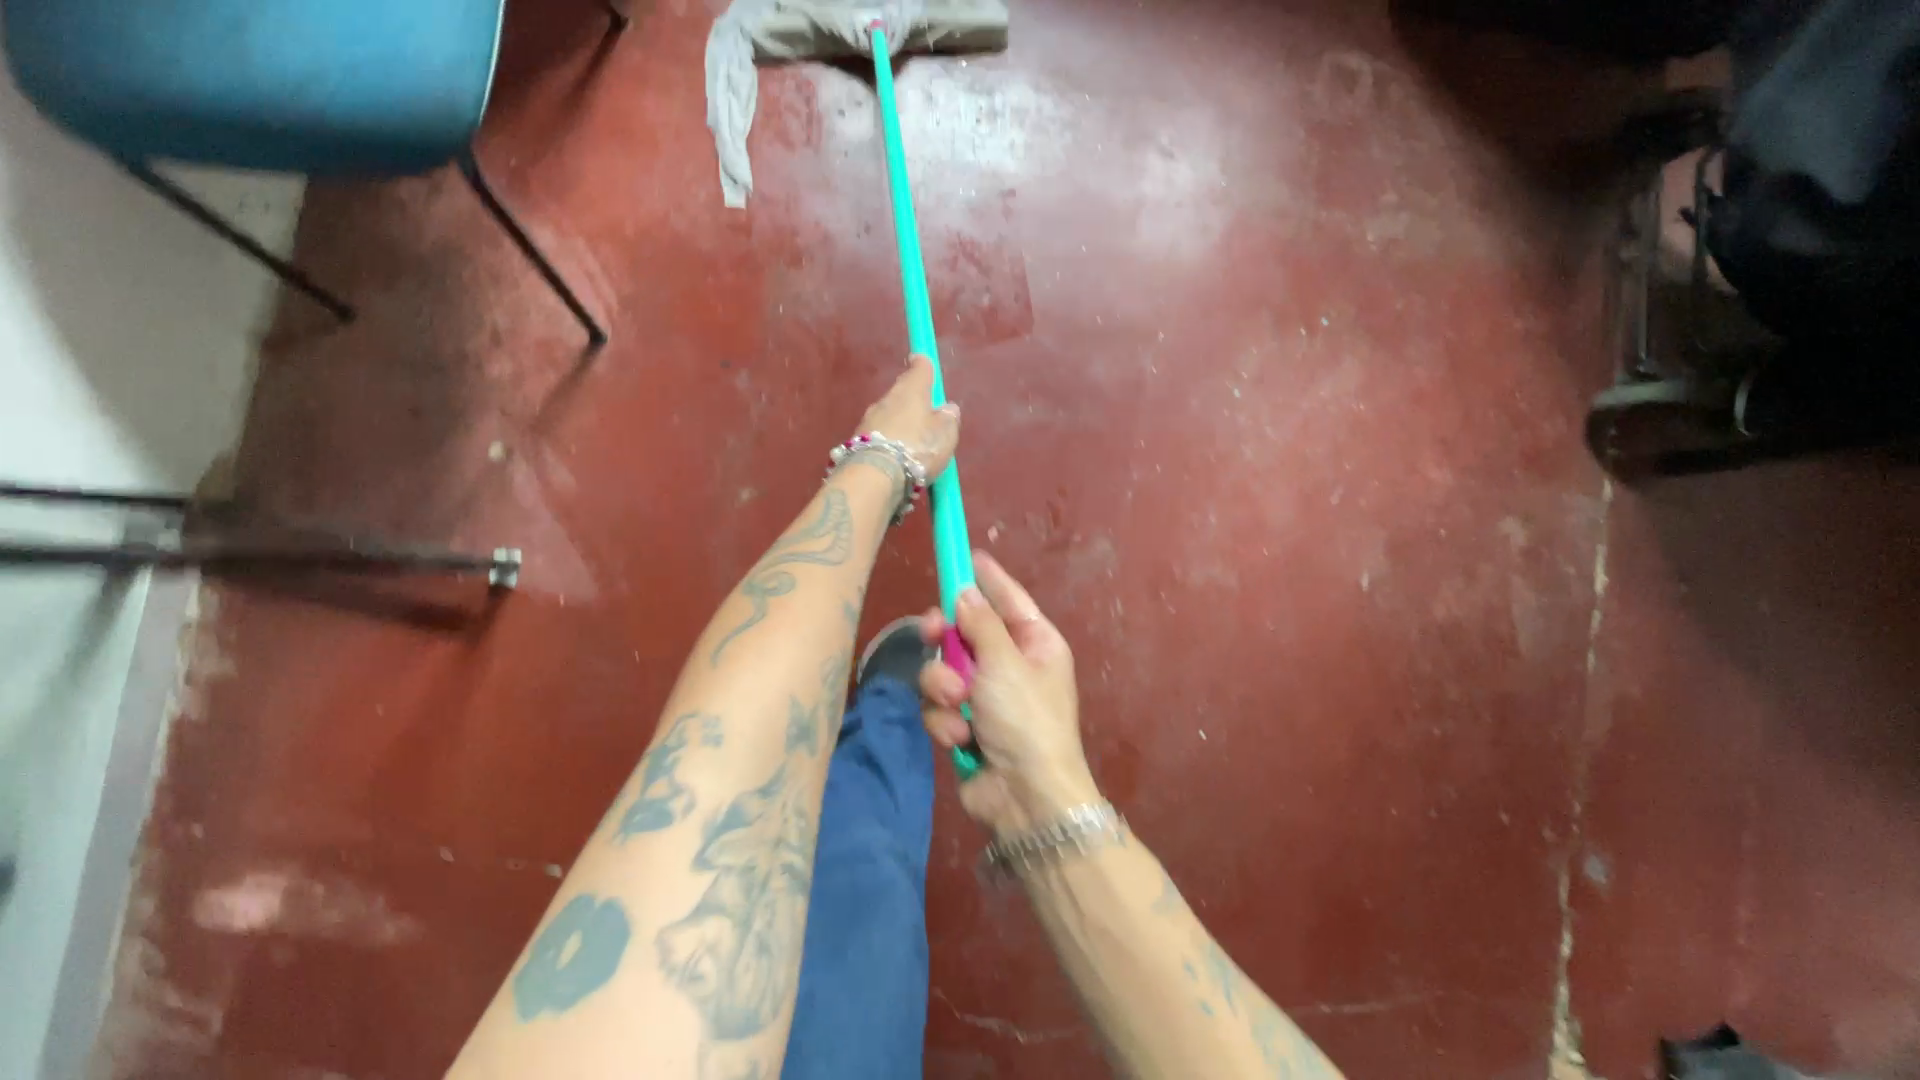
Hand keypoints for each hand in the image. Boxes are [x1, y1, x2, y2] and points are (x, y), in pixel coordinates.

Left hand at [856, 355, 960, 478]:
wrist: (875, 477)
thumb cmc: (918, 448)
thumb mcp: (945, 435)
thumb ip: (948, 419)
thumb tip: (947, 408)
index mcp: (911, 390)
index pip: (918, 369)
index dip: (922, 364)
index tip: (921, 360)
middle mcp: (887, 399)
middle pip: (901, 393)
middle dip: (911, 399)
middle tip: (924, 410)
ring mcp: (869, 419)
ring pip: (888, 415)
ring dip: (899, 423)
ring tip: (912, 442)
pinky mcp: (858, 441)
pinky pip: (879, 436)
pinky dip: (888, 441)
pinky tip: (896, 457)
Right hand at [919, 553, 1099, 835]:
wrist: (1025, 797)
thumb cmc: (1026, 720)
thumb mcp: (1005, 662)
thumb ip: (980, 623)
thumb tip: (966, 591)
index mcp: (1035, 644)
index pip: (1008, 599)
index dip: (985, 578)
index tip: (964, 554)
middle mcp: (1010, 666)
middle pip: (964, 633)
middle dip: (946, 639)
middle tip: (930, 632)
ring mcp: (985, 698)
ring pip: (943, 671)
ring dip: (944, 688)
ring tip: (958, 705)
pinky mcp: (963, 727)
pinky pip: (939, 707)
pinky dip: (946, 722)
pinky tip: (961, 738)